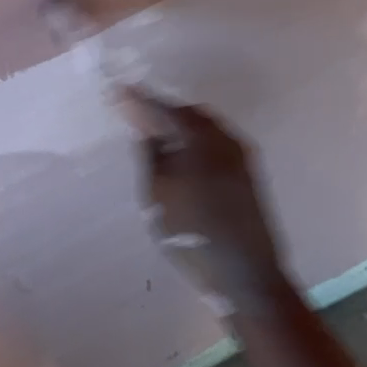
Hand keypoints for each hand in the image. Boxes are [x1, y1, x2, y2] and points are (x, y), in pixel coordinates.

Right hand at [117, 85, 288, 315]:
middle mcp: (224, 137)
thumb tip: (143, 124)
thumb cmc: (192, 232)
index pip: (162, 108)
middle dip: (162, 110)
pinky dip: (196, 141)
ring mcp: (241, 156)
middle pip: (187, 112)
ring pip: (205, 127)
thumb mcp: (157, 192)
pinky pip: (216, 143)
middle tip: (137, 115)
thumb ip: (149, 152)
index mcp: (199, 137)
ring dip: (181, 126)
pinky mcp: (248, 174)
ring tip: (158, 136)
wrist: (247, 275)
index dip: (138, 99)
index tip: (118, 91)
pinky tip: (184, 157)